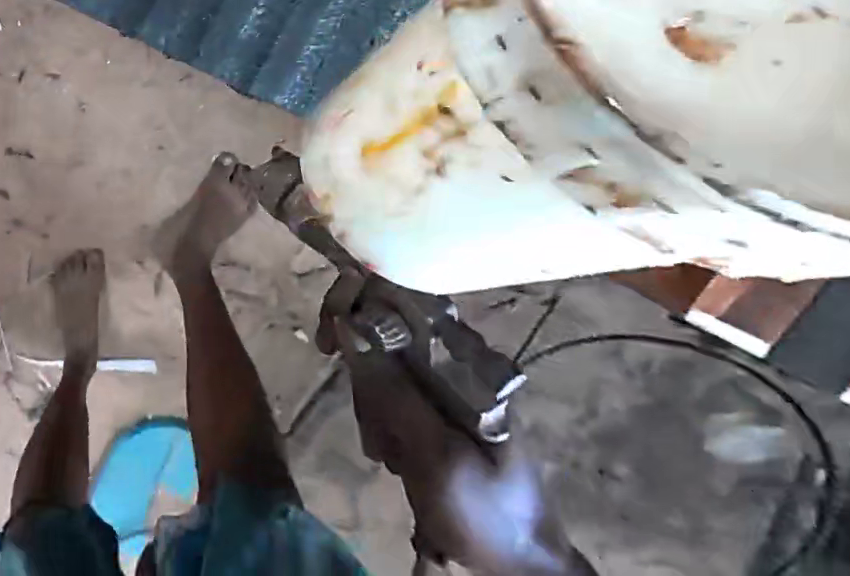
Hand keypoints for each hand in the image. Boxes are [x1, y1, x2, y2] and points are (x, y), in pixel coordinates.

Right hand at [336, 320, 592, 574]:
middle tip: (372, 430)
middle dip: (364, 378)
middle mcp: (455, 357)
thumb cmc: (487, 512)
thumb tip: (348, 324)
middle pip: (382, 332)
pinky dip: (380, 420)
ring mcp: (446, 381)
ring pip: (381, 365)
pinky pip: (390, 392)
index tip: (326, 342)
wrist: (523, 567)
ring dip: (371, 407)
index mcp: (465, 357)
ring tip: (388, 454)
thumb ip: (393, 391)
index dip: (354, 308)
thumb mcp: (438, 457)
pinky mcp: (437, 405)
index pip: (399, 300)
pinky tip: (392, 454)